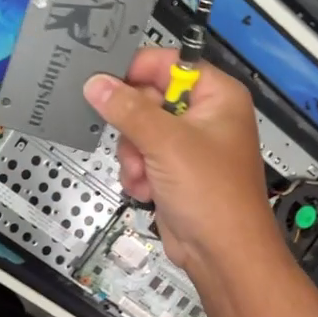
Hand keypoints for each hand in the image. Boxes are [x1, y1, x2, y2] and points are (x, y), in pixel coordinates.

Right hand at [83, 49, 275, 269]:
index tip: (108, 87)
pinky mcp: (173, 171)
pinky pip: (141, 158)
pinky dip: (138, 174)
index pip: (169, 64)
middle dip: (133, 128)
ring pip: (138, 132)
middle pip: (147, 100)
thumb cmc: (211, 192)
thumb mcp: (165, 143)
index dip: (138, 74)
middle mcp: (204, 116)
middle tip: (136, 146)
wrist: (221, 252)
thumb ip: (127, 109)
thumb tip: (96, 83)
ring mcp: (188, 145)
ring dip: (133, 156)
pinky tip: (148, 190)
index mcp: (217, 95)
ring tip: (145, 175)